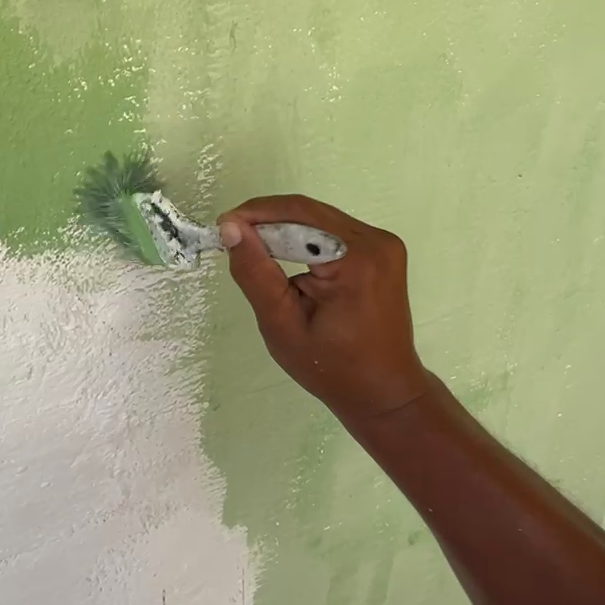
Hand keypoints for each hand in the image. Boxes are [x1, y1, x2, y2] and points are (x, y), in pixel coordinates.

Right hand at [218, 195, 433, 418]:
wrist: (383, 391)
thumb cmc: (331, 367)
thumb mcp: (281, 324)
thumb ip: (254, 272)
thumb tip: (230, 227)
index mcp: (357, 259)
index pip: (297, 215)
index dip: (256, 215)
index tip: (222, 228)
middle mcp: (376, 241)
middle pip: (308, 212)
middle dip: (266, 221)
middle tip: (232, 238)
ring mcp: (382, 243)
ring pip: (318, 218)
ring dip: (283, 228)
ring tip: (253, 248)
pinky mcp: (381, 249)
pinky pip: (330, 229)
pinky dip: (302, 237)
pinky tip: (283, 254)